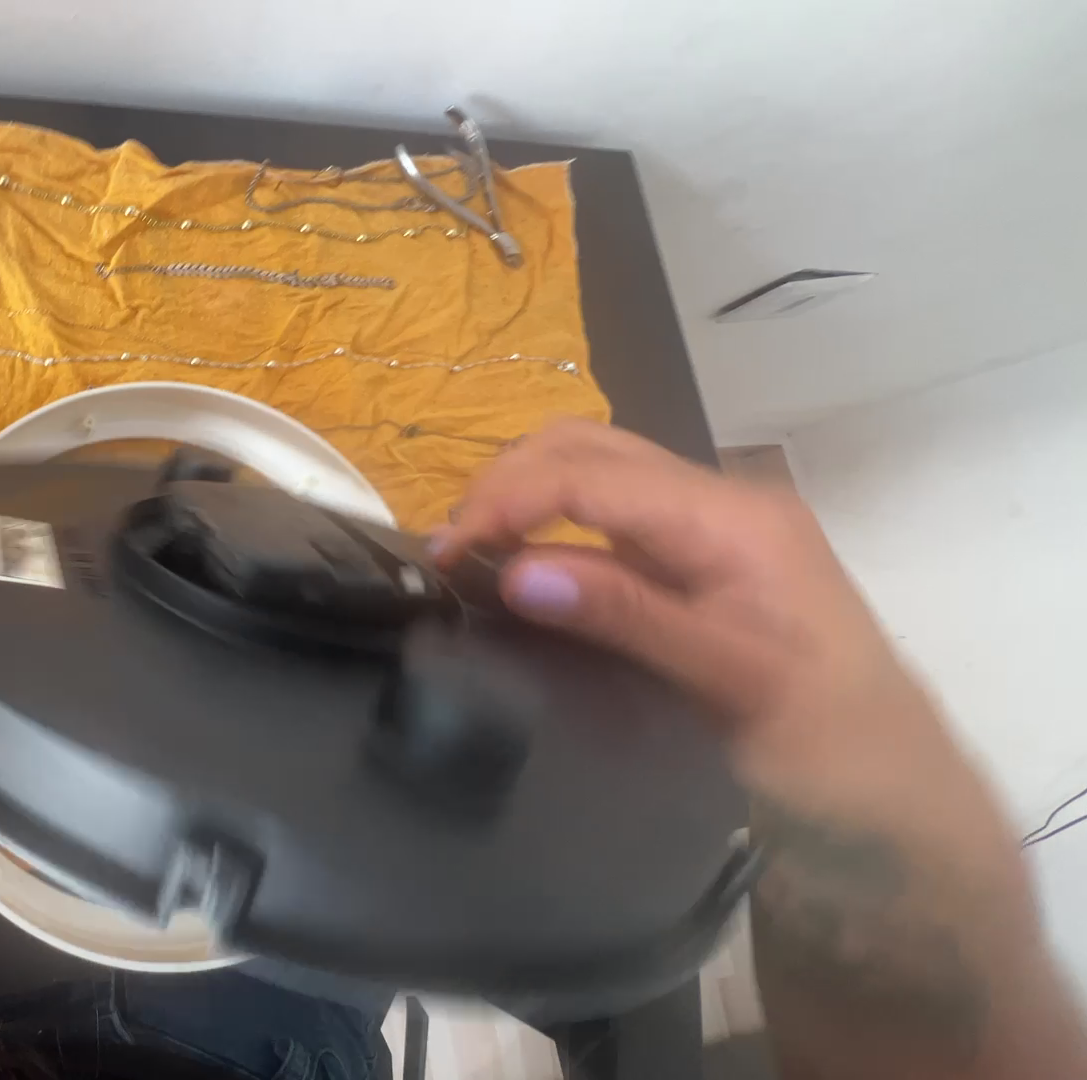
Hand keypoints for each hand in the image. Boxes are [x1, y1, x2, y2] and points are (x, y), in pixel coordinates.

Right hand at [429, 416, 937, 793]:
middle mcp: (712, 501)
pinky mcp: (674, 551)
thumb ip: (626, 617)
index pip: (593, 476)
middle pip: (584, 445)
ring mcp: (693, 523)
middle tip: (453, 548)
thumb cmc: (827, 742)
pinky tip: (508, 560)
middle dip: (503, 482)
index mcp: (733, 520)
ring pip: (582, 463)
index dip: (508, 501)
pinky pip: (589, 509)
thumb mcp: (733, 686)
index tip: (448, 552)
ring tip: (471, 548)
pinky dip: (534, 521)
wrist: (890, 786)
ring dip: (515, 492)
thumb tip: (515, 574)